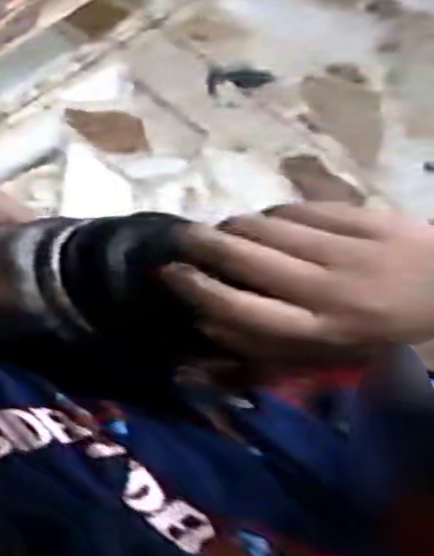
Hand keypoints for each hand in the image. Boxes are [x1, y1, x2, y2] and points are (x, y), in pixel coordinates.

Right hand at [163, 203, 433, 358]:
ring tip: (238, 230)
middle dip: (198, 241)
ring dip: (236, 225)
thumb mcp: (330, 346)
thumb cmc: (387, 327)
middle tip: (182, 237)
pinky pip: (301, 209)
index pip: (236, 307)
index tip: (168, 271)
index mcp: (326, 329)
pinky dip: (280, 214)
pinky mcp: (379, 224)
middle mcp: (338, 293)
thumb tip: (199, 320)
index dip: (192, 286)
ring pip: (261, 225)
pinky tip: (285, 223)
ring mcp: (362, 254)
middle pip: (238, 256)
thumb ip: (265, 339)